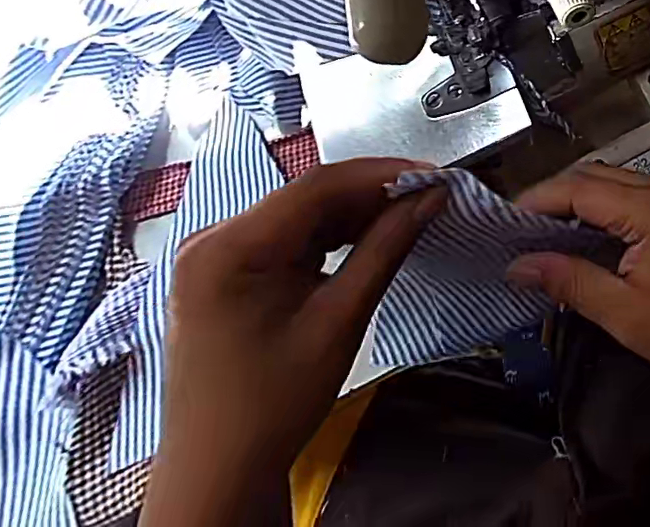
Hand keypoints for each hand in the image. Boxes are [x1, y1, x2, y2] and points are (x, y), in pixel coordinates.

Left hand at [141, 157, 445, 525]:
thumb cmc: (274, 405)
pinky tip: (372, 233)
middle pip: (309, 196)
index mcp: (227, 248)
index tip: (433, 175)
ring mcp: (220, 253)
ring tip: (411, 210)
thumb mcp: (339, 321)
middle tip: (430, 193)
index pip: (316, 186)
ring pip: (305, 212)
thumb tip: (432, 196)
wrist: (218, 476)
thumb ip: (386, 248)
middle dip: (373, 192)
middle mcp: (215, 238)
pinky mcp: (232, 268)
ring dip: (358, 210)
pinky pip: (293, 234)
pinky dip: (335, 232)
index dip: (381, 173)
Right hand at [504, 162, 649, 415]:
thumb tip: (518, 266)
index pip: (578, 188)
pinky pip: (622, 194)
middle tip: (514, 231)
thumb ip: (570, 280)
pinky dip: (592, 209)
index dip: (536, 202)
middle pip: (590, 176)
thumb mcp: (625, 314)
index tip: (501, 224)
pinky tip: (572, 235)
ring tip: (534, 234)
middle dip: (549, 199)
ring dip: (570, 202)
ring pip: (604, 181)